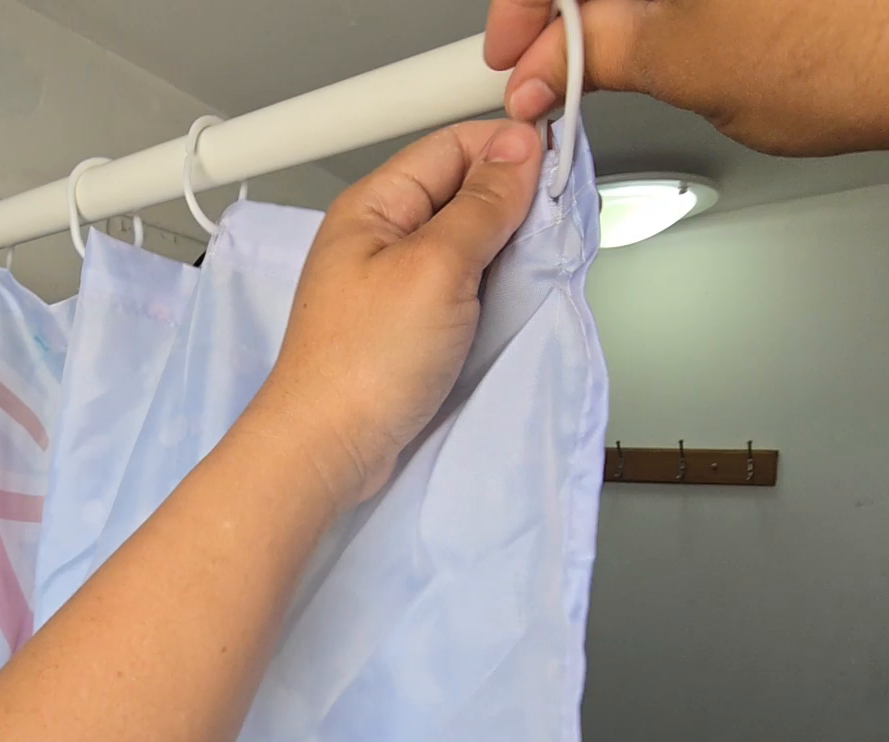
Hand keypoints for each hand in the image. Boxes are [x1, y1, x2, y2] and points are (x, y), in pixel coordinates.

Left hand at [247, 119, 541, 506]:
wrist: (328, 448)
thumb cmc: (367, 360)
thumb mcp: (435, 266)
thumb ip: (481, 203)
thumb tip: (520, 145)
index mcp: (372, 207)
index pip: (451, 146)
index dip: (508, 149)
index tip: (560, 171)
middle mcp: (376, 241)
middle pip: (458, 195)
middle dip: (510, 206)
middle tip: (551, 233)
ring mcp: (387, 289)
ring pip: (460, 248)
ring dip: (501, 254)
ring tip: (532, 272)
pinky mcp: (399, 331)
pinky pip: (452, 293)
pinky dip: (483, 293)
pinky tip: (505, 305)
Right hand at [484, 0, 888, 161]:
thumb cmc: (869, 43)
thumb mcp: (692, 61)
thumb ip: (602, 52)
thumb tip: (544, 67)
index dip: (525, 0)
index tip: (513, 46)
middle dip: (563, 7)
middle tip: (546, 61)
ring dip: (612, 8)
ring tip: (605, 58)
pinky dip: (661, 2)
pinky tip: (657, 33)